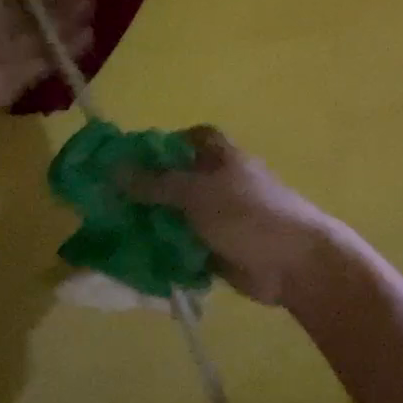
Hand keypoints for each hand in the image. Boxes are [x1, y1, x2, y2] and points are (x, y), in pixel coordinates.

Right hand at [123, 127, 348, 307]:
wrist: (294, 263)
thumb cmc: (248, 215)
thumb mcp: (197, 192)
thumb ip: (156, 183)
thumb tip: (115, 169)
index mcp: (223, 159)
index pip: (194, 139)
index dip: (166, 144)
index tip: (133, 158)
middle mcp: (222, 185)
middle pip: (180, 182)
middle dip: (148, 191)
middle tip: (108, 202)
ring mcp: (222, 220)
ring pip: (180, 218)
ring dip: (153, 226)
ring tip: (113, 234)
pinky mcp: (219, 252)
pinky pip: (186, 250)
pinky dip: (166, 255)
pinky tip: (136, 261)